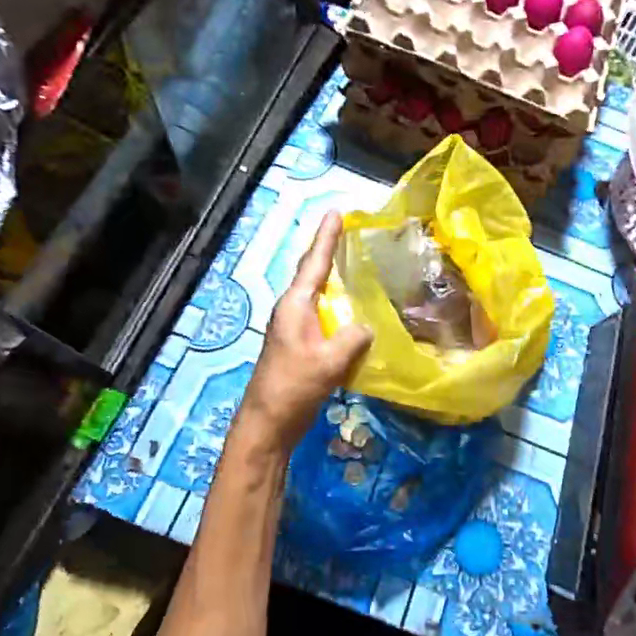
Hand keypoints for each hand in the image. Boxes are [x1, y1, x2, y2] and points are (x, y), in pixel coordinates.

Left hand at [232, 212, 372, 454]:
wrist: (268, 423)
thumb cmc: (293, 388)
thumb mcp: (328, 362)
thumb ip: (353, 339)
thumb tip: (367, 327)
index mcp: (295, 306)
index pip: (314, 263)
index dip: (326, 237)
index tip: (335, 212)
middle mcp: (292, 311)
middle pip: (314, 274)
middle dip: (330, 253)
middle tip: (349, 231)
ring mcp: (294, 329)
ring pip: (319, 298)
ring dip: (336, 282)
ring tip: (356, 265)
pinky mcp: (300, 347)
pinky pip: (324, 319)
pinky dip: (339, 310)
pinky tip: (354, 314)